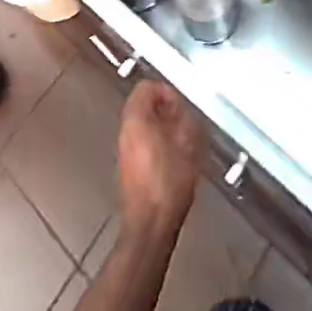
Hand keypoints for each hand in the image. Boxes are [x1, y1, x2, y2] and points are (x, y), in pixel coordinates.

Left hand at [117, 81, 203, 236]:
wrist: (150, 223)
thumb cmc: (168, 182)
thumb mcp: (187, 145)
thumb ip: (185, 121)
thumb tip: (183, 113)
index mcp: (136, 120)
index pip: (146, 87)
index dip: (166, 91)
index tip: (180, 104)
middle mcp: (125, 132)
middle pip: (142, 105)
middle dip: (165, 109)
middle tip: (184, 121)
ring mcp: (124, 150)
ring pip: (142, 125)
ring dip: (162, 126)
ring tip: (183, 140)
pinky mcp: (128, 167)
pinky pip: (141, 142)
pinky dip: (157, 142)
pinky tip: (174, 157)